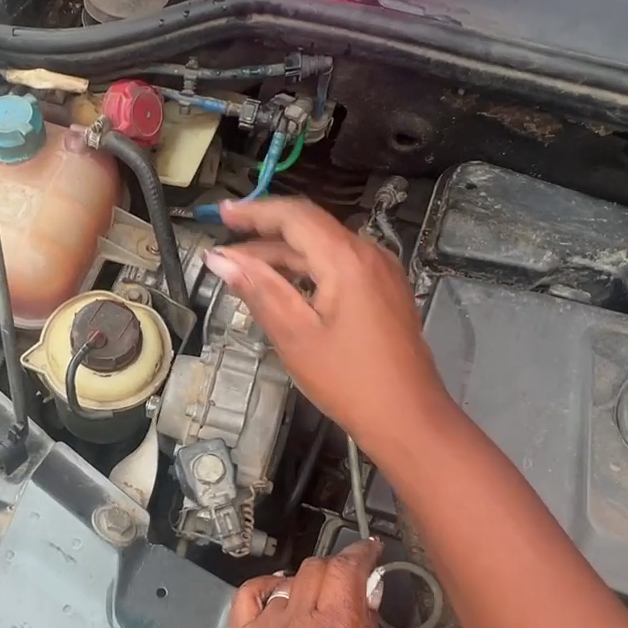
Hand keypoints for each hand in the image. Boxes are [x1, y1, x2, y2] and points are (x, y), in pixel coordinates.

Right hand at [202, 197, 448, 460]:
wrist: (406, 416)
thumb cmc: (349, 380)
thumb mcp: (294, 334)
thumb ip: (258, 289)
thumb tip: (221, 259)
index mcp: (346, 259)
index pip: (294, 216)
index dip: (254, 212)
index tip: (222, 213)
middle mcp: (368, 255)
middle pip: (310, 230)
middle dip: (264, 236)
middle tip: (226, 250)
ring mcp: (381, 272)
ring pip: (324, 249)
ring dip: (284, 256)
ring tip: (246, 272)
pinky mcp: (385, 292)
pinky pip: (340, 267)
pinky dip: (307, 270)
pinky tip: (285, 289)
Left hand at [218, 538, 394, 627]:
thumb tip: (368, 603)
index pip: (345, 571)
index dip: (362, 554)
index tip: (372, 552)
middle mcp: (293, 625)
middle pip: (314, 569)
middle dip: (338, 567)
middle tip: (351, 583)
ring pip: (284, 583)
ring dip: (306, 585)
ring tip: (317, 603)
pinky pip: (247, 597)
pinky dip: (265, 587)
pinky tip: (278, 596)